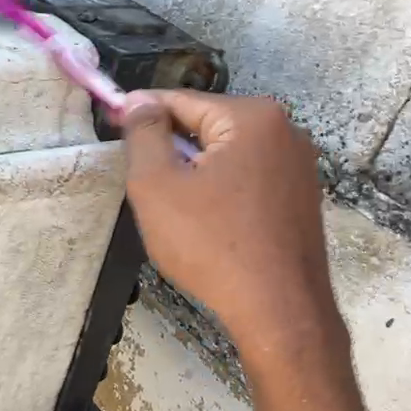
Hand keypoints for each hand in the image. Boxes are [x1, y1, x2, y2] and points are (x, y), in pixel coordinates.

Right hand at [122, 90, 343, 373]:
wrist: (278, 309)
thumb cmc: (210, 244)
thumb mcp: (157, 185)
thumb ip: (143, 135)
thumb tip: (138, 101)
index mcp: (252, 117)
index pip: (180, 101)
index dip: (139, 113)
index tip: (109, 125)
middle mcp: (285, 130)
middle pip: (206, 126)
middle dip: (170, 149)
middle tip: (142, 186)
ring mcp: (299, 166)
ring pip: (226, 156)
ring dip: (194, 173)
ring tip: (173, 213)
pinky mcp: (301, 199)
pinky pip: (247, 180)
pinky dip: (220, 193)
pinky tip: (207, 227)